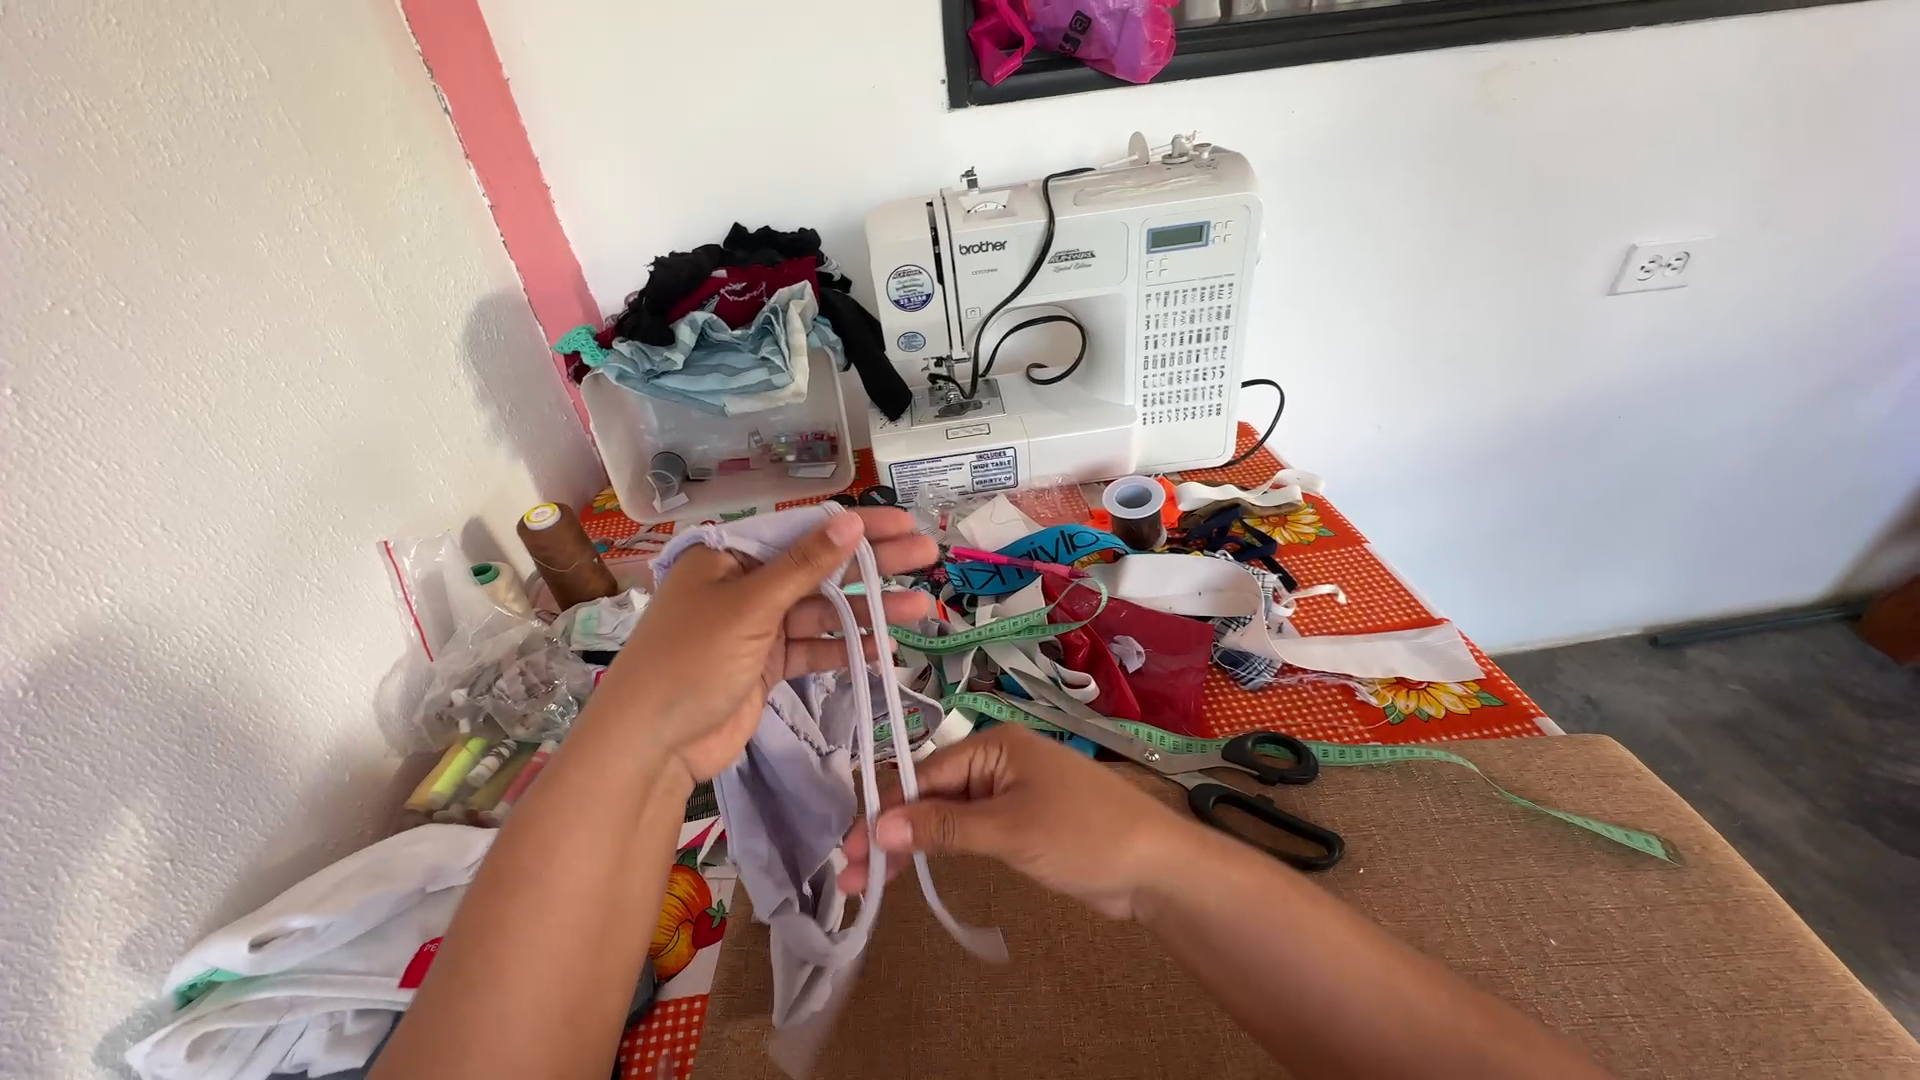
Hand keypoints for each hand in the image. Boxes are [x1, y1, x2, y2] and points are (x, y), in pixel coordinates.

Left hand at [592, 507, 936, 781]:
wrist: (652, 744)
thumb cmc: (691, 659)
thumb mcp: (750, 605)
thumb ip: (805, 565)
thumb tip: (850, 521)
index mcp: (730, 556)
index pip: (804, 530)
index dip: (857, 526)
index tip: (904, 523)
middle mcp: (746, 585)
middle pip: (820, 568)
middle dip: (874, 564)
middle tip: (927, 554)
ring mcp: (758, 627)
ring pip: (824, 612)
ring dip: (869, 611)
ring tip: (921, 608)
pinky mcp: (768, 665)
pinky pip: (815, 648)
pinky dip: (847, 649)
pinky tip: (884, 648)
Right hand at [836, 724, 1195, 919]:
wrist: (1156, 866)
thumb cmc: (1084, 834)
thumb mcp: (1009, 830)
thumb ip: (944, 828)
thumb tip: (878, 827)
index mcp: (993, 747)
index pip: (923, 776)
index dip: (884, 812)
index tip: (850, 852)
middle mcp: (996, 763)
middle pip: (930, 795)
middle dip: (892, 832)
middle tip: (853, 878)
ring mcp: (1008, 794)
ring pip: (946, 815)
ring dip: (912, 844)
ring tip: (873, 882)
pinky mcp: (1019, 824)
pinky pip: (969, 831)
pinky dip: (942, 849)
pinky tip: (914, 869)